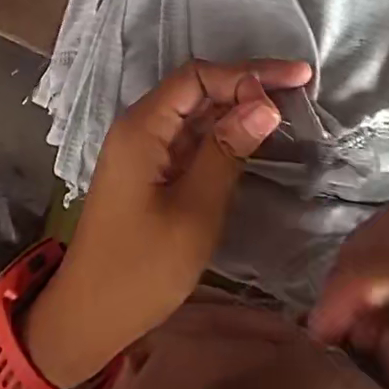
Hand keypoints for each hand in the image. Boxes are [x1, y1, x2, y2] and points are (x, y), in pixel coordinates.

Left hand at [23, 57, 313, 386]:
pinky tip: (253, 133)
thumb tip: (265, 103)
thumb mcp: (194, 211)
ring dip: (238, 105)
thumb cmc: (141, 269)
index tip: (293, 80)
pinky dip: (223, 131)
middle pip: (197, 87)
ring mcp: (145, 147)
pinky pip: (190, 135)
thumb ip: (227, 152)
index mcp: (143, 126)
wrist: (89, 315)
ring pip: (195, 111)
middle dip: (247, 83)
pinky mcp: (151, 168)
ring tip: (287, 102)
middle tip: (299, 83)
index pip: (197, 77)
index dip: (246, 73)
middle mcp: (141, 125)